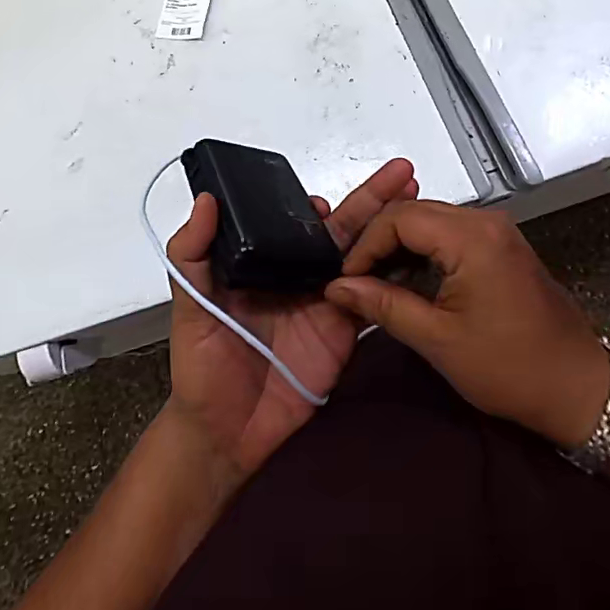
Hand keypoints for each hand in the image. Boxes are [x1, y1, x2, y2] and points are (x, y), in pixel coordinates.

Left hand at [162, 159, 418, 477]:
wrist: (228, 434)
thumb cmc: (202, 370)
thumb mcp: (189, 308)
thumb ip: (191, 255)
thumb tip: (205, 201)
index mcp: (264, 265)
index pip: (297, 223)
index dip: (319, 205)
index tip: (331, 197)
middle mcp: (299, 278)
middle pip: (342, 233)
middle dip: (372, 202)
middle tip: (401, 175)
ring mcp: (326, 304)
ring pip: (365, 259)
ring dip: (392, 233)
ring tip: (419, 207)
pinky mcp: (344, 333)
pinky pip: (375, 301)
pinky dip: (398, 281)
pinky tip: (420, 259)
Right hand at [324, 201, 609, 450]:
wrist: (579, 388)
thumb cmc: (509, 367)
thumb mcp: (437, 339)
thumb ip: (382, 305)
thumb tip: (336, 287)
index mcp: (471, 237)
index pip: (398, 218)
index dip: (364, 245)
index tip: (345, 280)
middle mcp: (485, 222)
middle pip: (413, 213)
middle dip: (377, 242)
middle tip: (353, 280)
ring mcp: (497, 232)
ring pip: (430, 222)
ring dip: (398, 247)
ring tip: (373, 283)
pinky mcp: (502, 247)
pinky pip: (450, 235)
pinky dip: (422, 252)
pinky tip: (405, 281)